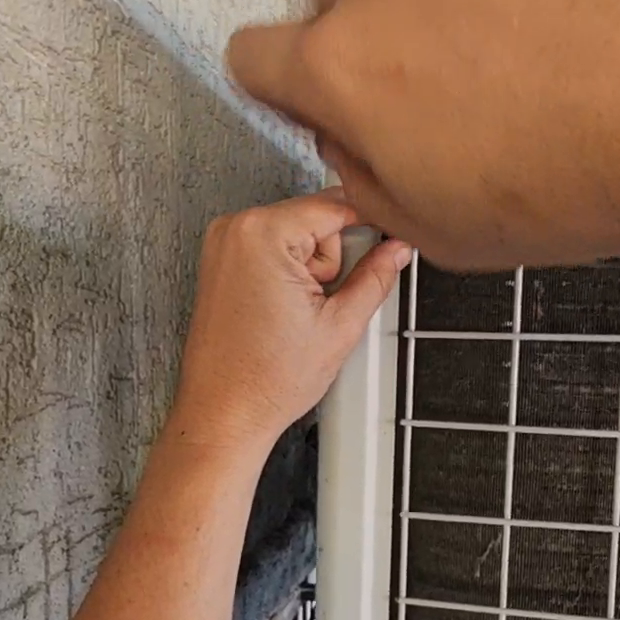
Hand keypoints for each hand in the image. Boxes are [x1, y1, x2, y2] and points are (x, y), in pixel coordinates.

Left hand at [166, 192, 410, 451]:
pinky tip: (285, 311)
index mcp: (264, 234)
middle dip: (332, 258)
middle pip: (315, 219)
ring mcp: (224, 243)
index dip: (372, 224)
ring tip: (299, 315)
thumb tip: (398, 250)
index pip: (337, 205)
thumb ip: (376, 277)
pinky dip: (290, 273)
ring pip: (297, 235)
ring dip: (311, 269)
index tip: (392, 240)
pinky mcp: (221, 261)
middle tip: (323, 305)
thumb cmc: (267, 380)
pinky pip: (274, 250)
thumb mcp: (340, 326)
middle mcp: (237, 229)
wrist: (225, 414)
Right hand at [225, 0, 619, 269]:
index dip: (287, 86)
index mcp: (343, 69)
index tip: (318, 94)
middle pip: (333, 0)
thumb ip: (363, 182)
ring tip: (517, 50)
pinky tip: (554, 7)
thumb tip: (343, 142)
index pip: (256, 58)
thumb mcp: (442, 233)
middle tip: (445, 90)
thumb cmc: (583, 179)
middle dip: (370, 44)